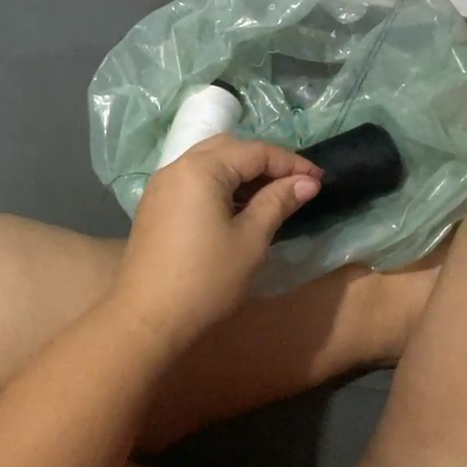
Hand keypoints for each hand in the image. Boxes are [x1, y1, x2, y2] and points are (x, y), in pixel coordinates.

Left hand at [112, 136, 321, 341]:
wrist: (146, 318)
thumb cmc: (206, 279)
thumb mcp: (250, 239)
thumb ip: (278, 202)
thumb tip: (306, 183)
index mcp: (202, 168)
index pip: (255, 152)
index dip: (291, 163)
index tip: (319, 180)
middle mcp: (177, 166)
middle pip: (229, 148)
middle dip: (265, 162)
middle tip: (295, 185)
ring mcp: (162, 185)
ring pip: (209, 161)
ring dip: (242, 172)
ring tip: (271, 196)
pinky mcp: (155, 205)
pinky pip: (193, 179)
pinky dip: (220, 184)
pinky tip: (238, 208)